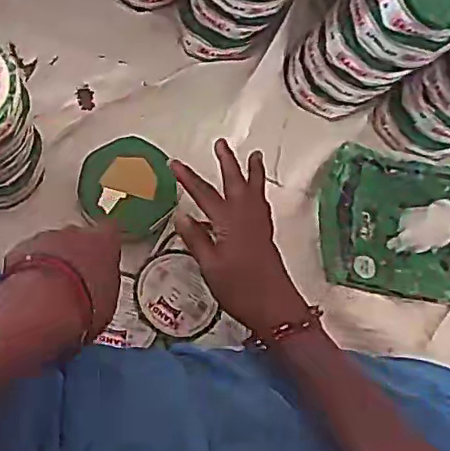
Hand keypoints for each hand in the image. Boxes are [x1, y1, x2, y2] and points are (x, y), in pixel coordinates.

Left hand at [0, 223, 123, 347]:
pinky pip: (25, 256)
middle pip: (75, 237)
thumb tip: (100, 297)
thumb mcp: (108, 300)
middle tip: (74, 281)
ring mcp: (44, 239)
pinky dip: (27, 270)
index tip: (102, 256)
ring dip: (49, 263)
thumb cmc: (82, 301)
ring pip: (47, 245)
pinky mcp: (19, 249)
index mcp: (104, 241)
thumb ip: (104, 285)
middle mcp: (74, 233)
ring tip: (50, 293)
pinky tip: (30, 293)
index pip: (109, 233)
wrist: (46, 303)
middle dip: (73, 255)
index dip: (104, 246)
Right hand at [170, 140, 312, 337]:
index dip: (188, 178)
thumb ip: (196, 239)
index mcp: (228, 221)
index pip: (204, 194)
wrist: (274, 306)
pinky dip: (257, 191)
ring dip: (250, 172)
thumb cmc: (239, 288)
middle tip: (221, 144)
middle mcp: (246, 216)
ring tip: (254, 156)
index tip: (174, 164)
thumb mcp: (210, 265)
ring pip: (254, 190)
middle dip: (227, 163)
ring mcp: (259, 224)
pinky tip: (254, 195)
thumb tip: (181, 215)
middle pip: (235, 182)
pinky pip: (260, 203)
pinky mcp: (265, 234)